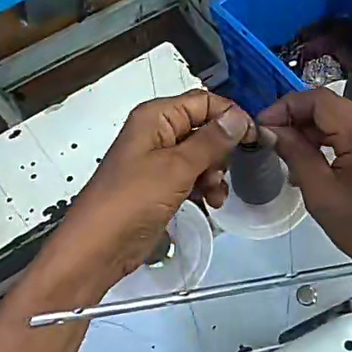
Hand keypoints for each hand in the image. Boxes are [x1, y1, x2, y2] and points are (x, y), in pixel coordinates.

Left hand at [39, 92, 254, 298]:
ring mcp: (160, 160)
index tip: (254, 139)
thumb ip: (212, 140)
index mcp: (156, 117)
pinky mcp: (162, 184)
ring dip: (215, 172)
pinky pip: (194, 176)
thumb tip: (239, 116)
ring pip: (204, 154)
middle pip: (206, 128)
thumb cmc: (132, 201)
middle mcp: (158, 133)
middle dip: (222, 150)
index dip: (231, 116)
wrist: (98, 248)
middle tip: (224, 171)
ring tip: (213, 193)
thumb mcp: (177, 167)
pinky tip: (210, 202)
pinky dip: (206, 186)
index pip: (204, 102)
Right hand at [258, 88, 351, 261]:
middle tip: (272, 139)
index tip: (263, 124)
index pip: (320, 100)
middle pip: (330, 106)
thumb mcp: (320, 191)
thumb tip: (272, 129)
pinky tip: (311, 158)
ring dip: (311, 130)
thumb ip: (294, 152)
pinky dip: (329, 139)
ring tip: (289, 153)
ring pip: (339, 117)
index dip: (286, 107)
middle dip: (297, 118)